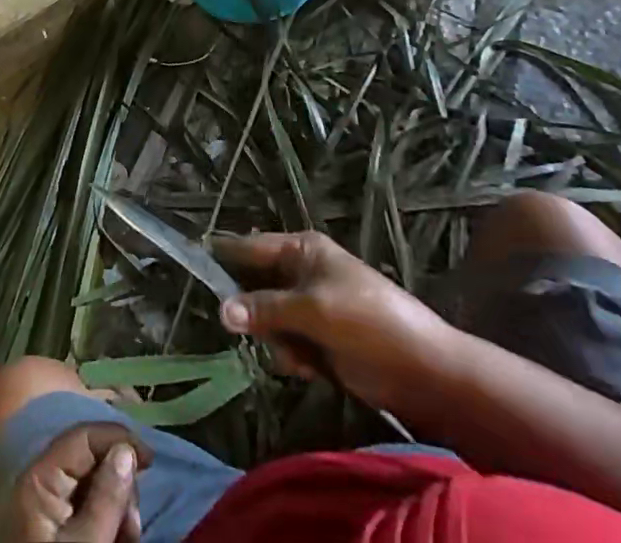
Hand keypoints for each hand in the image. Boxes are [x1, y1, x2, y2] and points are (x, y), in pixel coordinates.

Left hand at [0, 423, 147, 541]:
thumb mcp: (88, 542)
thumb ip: (107, 496)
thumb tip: (125, 451)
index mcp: (39, 478)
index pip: (82, 437)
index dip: (117, 438)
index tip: (151, 459)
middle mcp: (38, 480)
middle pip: (88, 460)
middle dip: (119, 486)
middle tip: (132, 527)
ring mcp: (43, 502)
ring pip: (91, 485)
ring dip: (116, 508)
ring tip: (124, 541)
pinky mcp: (49, 522)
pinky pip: (84, 506)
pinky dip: (104, 519)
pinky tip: (115, 540)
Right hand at [211, 231, 461, 412]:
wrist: (428, 373)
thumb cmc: (369, 323)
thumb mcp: (312, 310)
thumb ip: (263, 308)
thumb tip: (221, 311)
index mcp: (301, 251)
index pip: (247, 247)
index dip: (221, 258)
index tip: (192, 269)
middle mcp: (301, 273)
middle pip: (252, 285)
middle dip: (253, 311)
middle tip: (254, 329)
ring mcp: (309, 306)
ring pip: (264, 318)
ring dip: (274, 339)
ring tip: (297, 355)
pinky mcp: (318, 337)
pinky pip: (284, 342)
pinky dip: (291, 356)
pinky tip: (309, 368)